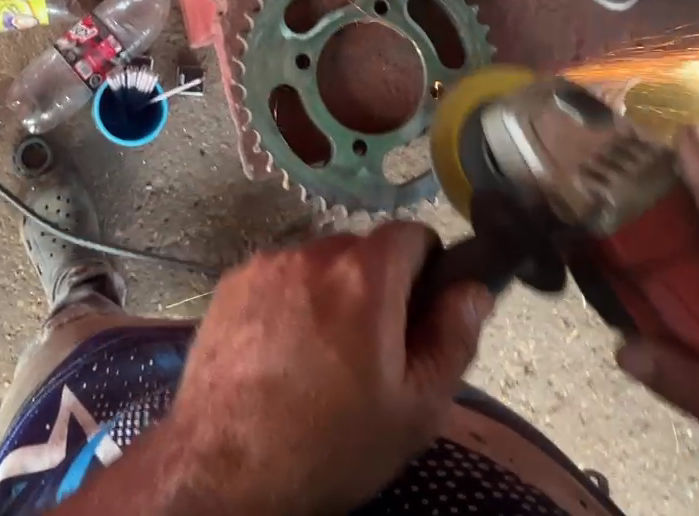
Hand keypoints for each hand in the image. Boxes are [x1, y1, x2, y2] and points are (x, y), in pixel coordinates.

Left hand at [54, 222, 493, 515]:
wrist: (226, 465)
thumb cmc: (331, 442)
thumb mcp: (416, 407)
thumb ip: (454, 338)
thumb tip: (472, 291)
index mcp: (364, 275)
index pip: (410, 233)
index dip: (427, 265)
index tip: (422, 307)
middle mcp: (311, 253)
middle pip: (361, 249)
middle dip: (377, 285)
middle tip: (374, 346)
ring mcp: (264, 265)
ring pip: (316, 263)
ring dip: (329, 292)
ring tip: (322, 356)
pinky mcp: (230, 283)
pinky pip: (277, 277)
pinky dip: (288, 300)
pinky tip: (281, 352)